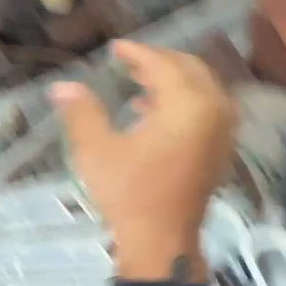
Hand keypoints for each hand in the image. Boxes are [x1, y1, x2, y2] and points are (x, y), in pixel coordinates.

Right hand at [53, 42, 236, 282]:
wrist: (162, 237)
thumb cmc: (127, 192)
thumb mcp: (95, 151)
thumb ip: (82, 114)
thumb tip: (62, 87)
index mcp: (188, 105)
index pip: (164, 65)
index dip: (137, 53)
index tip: (114, 48)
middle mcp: (215, 109)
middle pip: (191, 70)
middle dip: (159, 62)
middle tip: (129, 60)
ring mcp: (223, 129)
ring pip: (201, 88)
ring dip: (171, 80)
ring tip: (138, 82)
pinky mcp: (219, 147)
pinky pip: (205, 108)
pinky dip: (180, 100)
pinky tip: (150, 111)